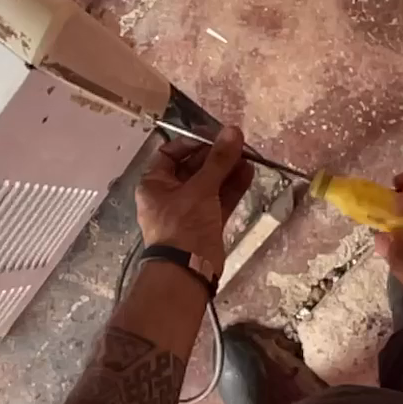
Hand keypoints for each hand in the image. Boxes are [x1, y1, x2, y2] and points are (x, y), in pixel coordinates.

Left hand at [136, 126, 253, 270]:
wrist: (187, 271)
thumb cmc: (183, 226)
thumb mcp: (200, 189)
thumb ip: (218, 161)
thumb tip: (233, 132)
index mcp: (154, 184)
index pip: (170, 153)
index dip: (192, 142)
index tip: (214, 136)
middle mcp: (169, 195)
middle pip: (193, 167)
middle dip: (215, 156)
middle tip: (237, 144)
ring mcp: (188, 210)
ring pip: (209, 183)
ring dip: (227, 170)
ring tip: (248, 156)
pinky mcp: (206, 223)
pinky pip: (219, 199)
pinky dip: (232, 187)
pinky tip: (248, 172)